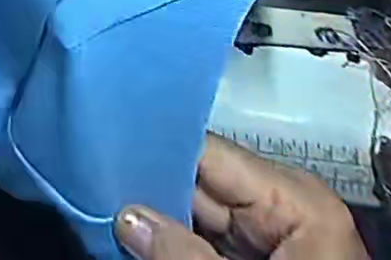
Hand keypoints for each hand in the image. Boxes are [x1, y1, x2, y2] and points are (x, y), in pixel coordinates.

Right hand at [115, 135, 367, 259]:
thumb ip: (185, 256)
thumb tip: (127, 217)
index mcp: (294, 198)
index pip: (206, 151)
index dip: (154, 146)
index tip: (104, 141)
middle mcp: (281, 204)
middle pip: (197, 182)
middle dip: (150, 188)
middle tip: (96, 182)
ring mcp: (271, 235)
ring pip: (196, 213)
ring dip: (156, 217)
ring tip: (107, 205)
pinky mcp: (259, 258)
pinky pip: (206, 239)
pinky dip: (175, 242)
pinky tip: (136, 236)